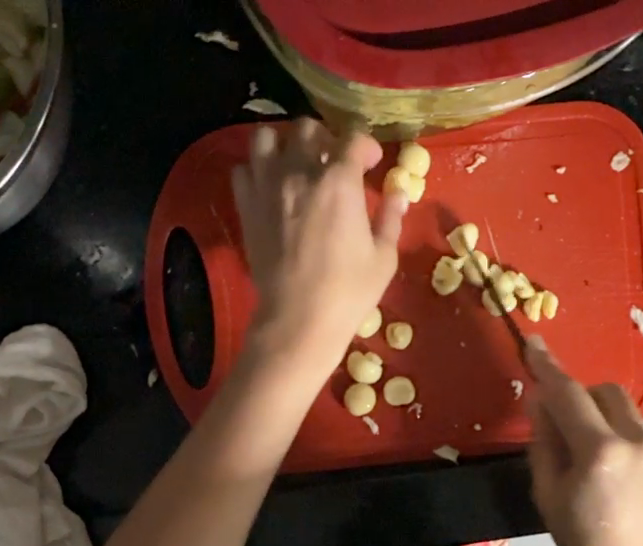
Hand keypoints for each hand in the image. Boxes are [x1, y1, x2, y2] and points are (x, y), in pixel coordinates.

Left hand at [231, 120, 405, 383]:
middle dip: (325, 139)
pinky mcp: (247, 206)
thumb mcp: (383, 258)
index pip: (353, 138)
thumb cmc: (348, 292)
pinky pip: (244, 168)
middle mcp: (300, 172)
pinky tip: (270, 186)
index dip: (365, 146)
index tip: (371, 163)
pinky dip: (257, 169)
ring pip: (267, 138)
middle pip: (307, 129)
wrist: (299, 319)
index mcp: (340, 181)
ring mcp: (268, 186)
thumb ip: (390, 218)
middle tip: (333, 163)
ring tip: (296, 164)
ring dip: (284, 145)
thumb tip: (398, 194)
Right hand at [523, 337, 642, 545]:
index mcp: (598, 451)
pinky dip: (621, 441)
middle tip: (563, 423)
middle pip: (604, 390)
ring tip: (591, 458)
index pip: (568, 395)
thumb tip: (539, 403)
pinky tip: (615, 478)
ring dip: (602, 418)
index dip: (547, 368)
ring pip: (626, 411)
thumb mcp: (548, 496)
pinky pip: (640, 435)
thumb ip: (543, 444)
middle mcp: (635, 440)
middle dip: (581, 395)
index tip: (534, 344)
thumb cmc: (584, 542)